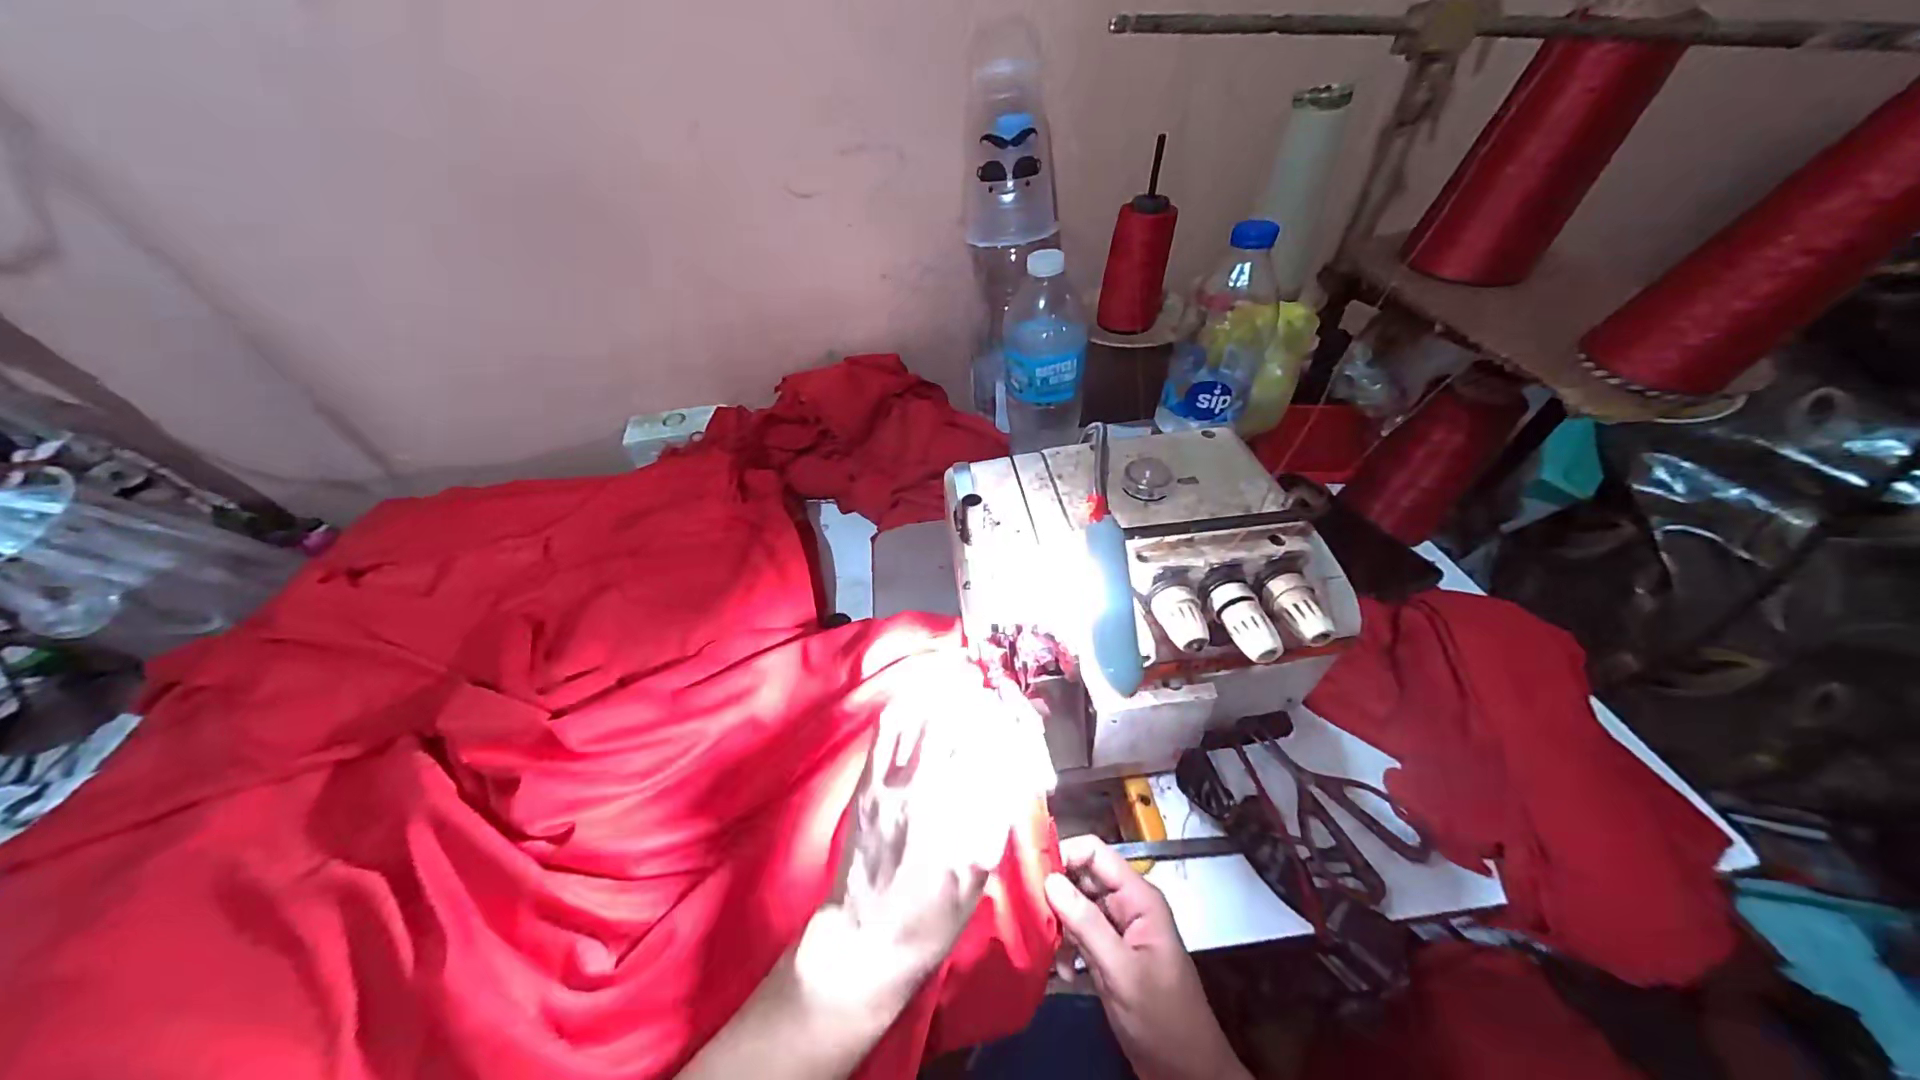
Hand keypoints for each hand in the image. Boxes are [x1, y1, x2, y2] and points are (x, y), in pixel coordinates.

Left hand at [800, 653, 1048, 1020]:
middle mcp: (934, 801)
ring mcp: (896, 788)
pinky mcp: (869, 785)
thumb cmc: (930, 921)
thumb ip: (995, 822)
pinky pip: (889, 730)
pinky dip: (908, 701)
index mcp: (970, 829)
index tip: (1018, 720)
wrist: (865, 940)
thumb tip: (1010, 773)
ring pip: (927, 721)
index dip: (1013, 730)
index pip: (1000, 759)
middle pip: (966, 730)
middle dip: (984, 701)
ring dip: (948, 690)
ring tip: (962, 672)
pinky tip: (921, 687)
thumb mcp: (979, 880)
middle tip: (991, 689)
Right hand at [1044, 835, 1251, 1079]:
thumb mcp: (1122, 971)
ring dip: (1059, 927)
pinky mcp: (1109, 953)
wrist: (1186, 1074)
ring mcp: (1117, 930)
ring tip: (1049, 951)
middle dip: (1054, 894)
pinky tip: (1065, 973)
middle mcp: (1126, 905)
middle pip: (1081, 878)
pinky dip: (1067, 950)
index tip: (1030, 874)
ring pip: (1075, 907)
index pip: (1095, 853)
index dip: (1063, 855)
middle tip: (1029, 914)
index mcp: (1138, 898)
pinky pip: (1078, 935)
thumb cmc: (1162, 1019)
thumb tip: (1049, 880)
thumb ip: (1086, 923)